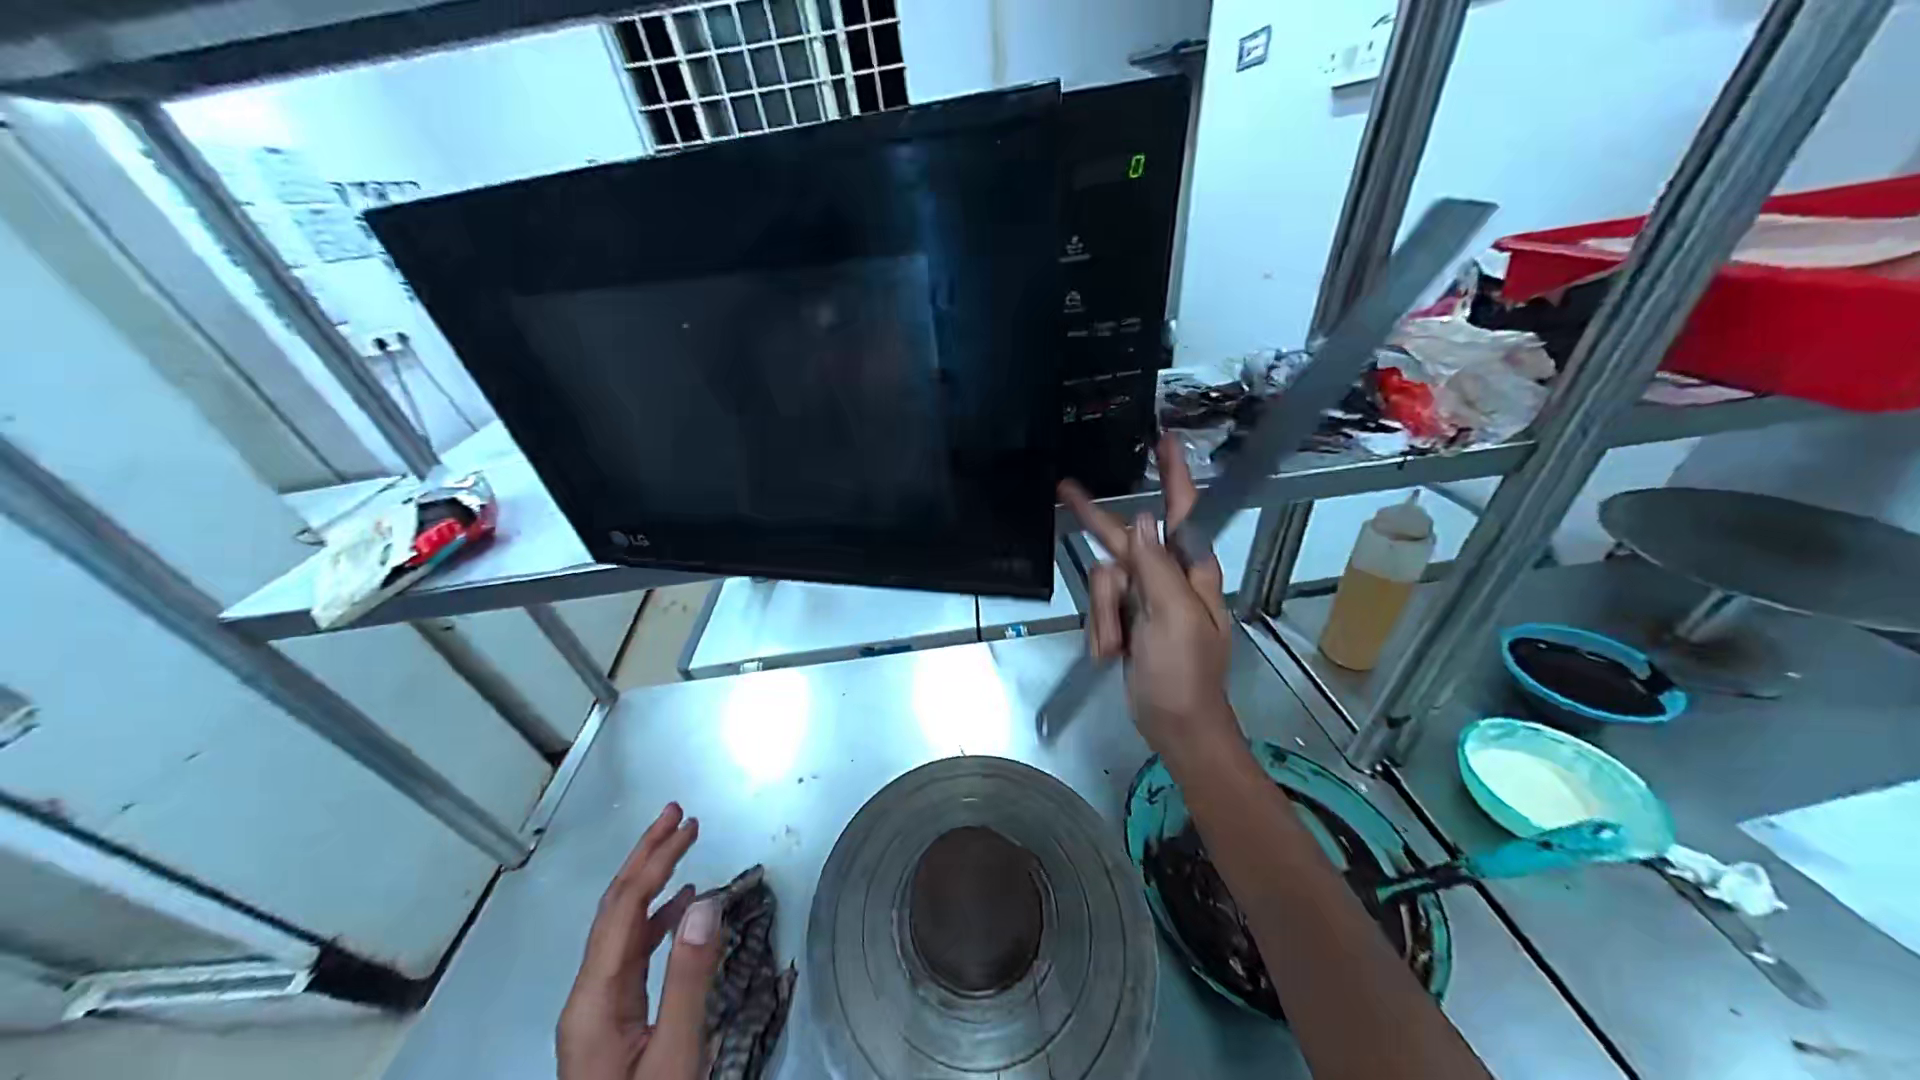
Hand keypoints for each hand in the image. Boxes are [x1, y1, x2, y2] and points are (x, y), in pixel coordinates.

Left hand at [558, 803, 721, 1079]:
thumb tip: (705, 902)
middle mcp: (588, 996)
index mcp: (594, 1001)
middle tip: (678, 815)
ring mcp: (598, 1008)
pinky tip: (684, 905)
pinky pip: (634, 952)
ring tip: (686, 845)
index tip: (685, 826)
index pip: (623, 911)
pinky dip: (660, 918)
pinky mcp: (614, 1019)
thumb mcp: (675, 1058)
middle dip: (645, 857)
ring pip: (623, 926)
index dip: (653, 862)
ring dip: (654, 881)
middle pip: (614, 909)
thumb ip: (690, 979)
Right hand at [1059, 433, 1237, 758]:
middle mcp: (1167, 578)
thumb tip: (1143, 520)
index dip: (1175, 474)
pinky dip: (1101, 630)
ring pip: (1105, 579)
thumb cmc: (1185, 673)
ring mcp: (1144, 600)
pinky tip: (1113, 653)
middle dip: (1098, 527)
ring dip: (1105, 615)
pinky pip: (1100, 608)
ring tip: (1118, 646)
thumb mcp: (1174, 616)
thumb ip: (1157, 567)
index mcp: (1192, 571)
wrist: (1174, 725)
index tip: (1165, 440)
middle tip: (1065, 491)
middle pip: (1126, 542)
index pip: (1183, 511)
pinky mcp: (1125, 620)